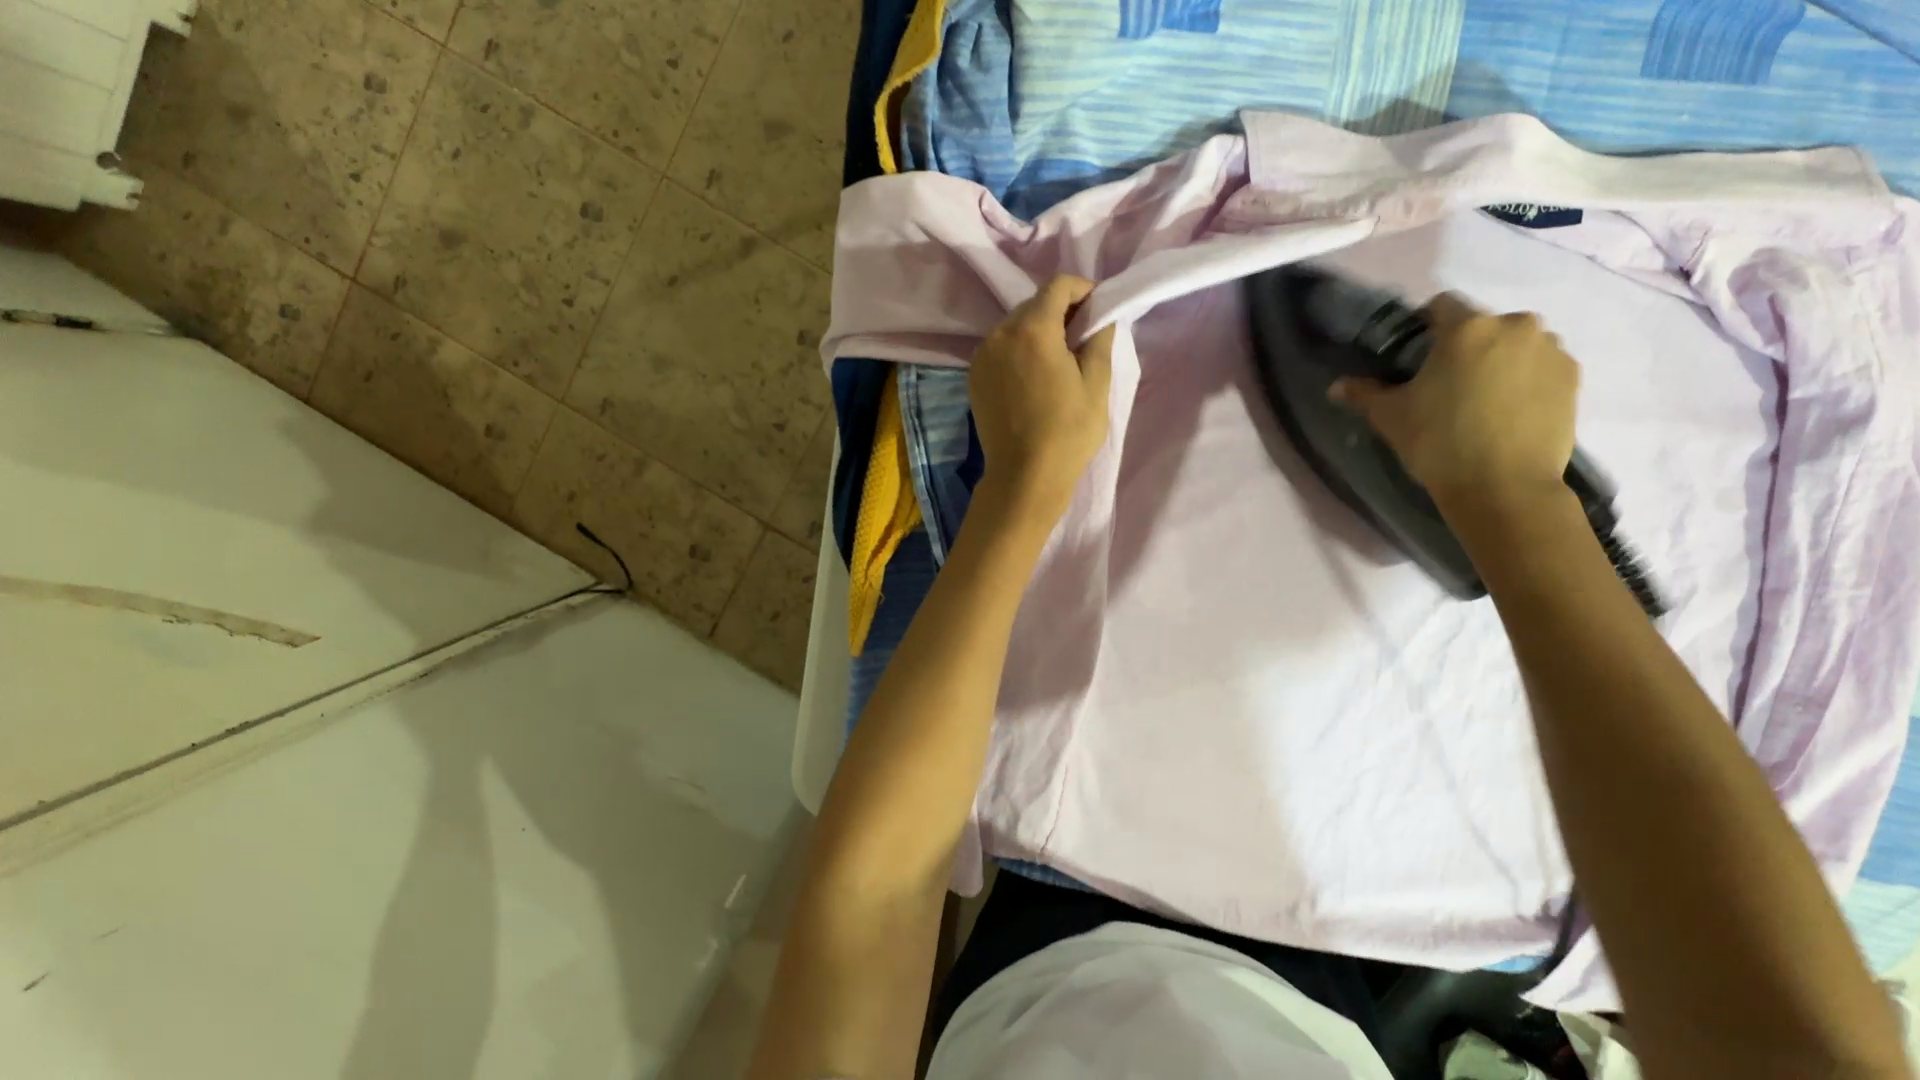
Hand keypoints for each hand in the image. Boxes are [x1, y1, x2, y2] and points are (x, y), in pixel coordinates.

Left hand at [969, 275, 1116, 525]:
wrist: (1024, 476)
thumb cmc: (1067, 432)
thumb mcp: (1097, 384)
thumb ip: (1098, 339)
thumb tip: (1099, 316)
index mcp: (1033, 330)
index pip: (1057, 286)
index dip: (1082, 290)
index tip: (1098, 311)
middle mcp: (1000, 333)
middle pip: (1034, 304)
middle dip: (1061, 312)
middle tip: (1083, 339)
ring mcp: (982, 355)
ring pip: (1016, 326)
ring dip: (1039, 332)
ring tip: (1059, 362)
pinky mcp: (974, 375)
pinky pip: (1001, 348)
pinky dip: (1020, 351)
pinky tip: (1035, 378)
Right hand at [1330, 293, 1578, 512]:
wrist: (1504, 488)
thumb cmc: (1439, 444)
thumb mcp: (1391, 418)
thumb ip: (1364, 394)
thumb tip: (1336, 387)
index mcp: (1467, 327)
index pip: (1441, 306)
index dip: (1427, 327)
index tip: (1418, 357)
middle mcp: (1514, 326)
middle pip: (1484, 325)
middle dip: (1468, 347)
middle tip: (1451, 384)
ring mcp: (1550, 350)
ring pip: (1517, 345)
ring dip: (1502, 361)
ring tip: (1486, 400)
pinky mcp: (1573, 378)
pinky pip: (1543, 366)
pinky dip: (1528, 380)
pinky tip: (1512, 412)